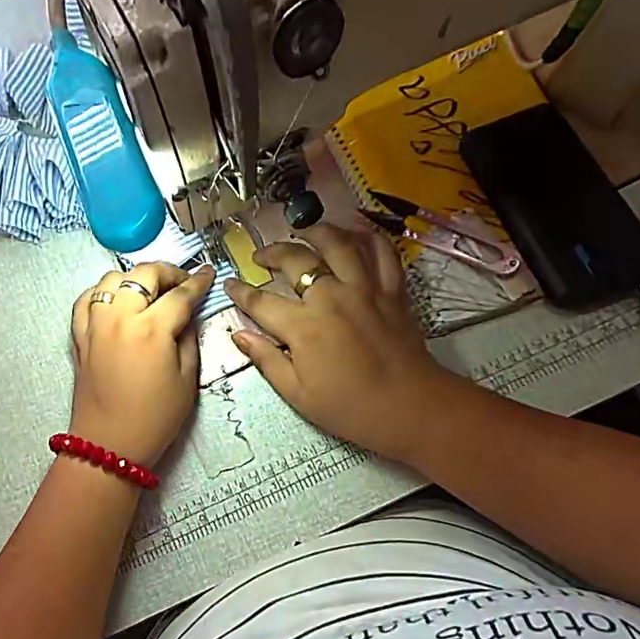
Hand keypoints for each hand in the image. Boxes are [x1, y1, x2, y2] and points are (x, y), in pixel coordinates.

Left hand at [68, 261, 215, 466]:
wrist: (110, 445)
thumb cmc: (155, 418)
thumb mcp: (187, 380)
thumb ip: (189, 339)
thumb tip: (187, 316)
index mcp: (151, 330)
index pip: (180, 294)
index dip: (198, 282)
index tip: (208, 274)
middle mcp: (119, 319)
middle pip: (142, 274)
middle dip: (168, 272)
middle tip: (183, 282)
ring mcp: (95, 325)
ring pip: (111, 279)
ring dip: (134, 278)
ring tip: (150, 290)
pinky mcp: (80, 337)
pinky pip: (86, 300)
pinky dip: (102, 292)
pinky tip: (116, 299)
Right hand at [225, 225, 469, 460]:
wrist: (409, 408)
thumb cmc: (350, 408)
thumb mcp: (298, 394)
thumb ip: (267, 360)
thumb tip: (239, 335)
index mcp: (303, 326)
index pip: (261, 301)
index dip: (241, 292)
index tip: (229, 284)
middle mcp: (331, 297)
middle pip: (296, 260)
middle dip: (272, 253)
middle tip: (261, 256)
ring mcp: (365, 289)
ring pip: (338, 244)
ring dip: (317, 232)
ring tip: (304, 232)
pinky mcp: (393, 291)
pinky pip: (382, 254)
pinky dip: (371, 238)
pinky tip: (358, 230)